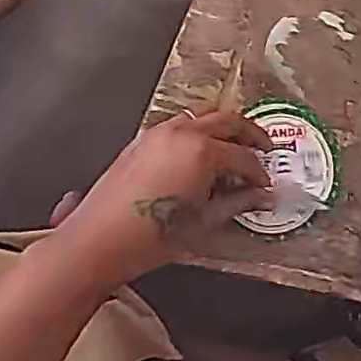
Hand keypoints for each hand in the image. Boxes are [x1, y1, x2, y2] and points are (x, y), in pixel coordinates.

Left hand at [50, 111, 275, 285]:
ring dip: (223, 128)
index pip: (244, 157)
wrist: (95, 243)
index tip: (265, 185)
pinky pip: (179, 124)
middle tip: (263, 149)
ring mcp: (160, 133)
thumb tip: (263, 198)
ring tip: (233, 147)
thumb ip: (237, 203)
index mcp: (203, 152)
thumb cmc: (151, 238)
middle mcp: (184, 133)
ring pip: (203, 117)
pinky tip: (198, 153)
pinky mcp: (142, 140)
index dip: (259, 172)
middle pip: (228, 121)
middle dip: (250, 135)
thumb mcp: (203, 222)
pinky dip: (197, 131)